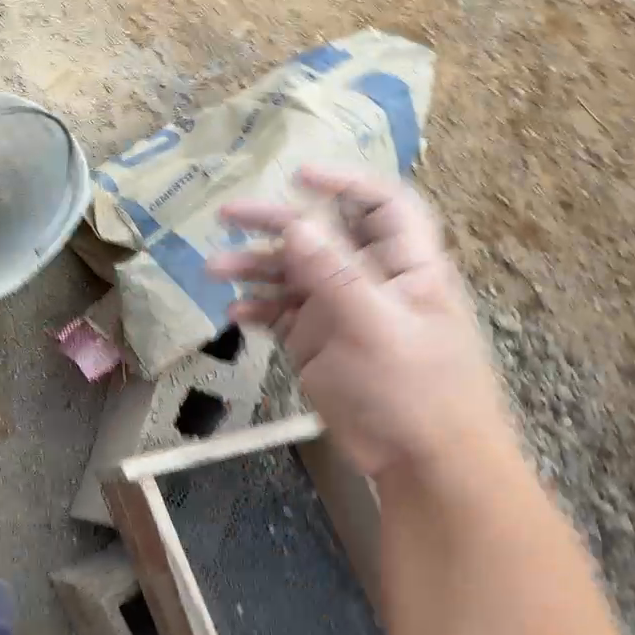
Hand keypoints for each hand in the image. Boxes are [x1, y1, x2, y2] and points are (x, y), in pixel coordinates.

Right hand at [208, 166, 512, 479]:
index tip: (297, 175)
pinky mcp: (315, 341)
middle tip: (225, 216)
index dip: (346, 184)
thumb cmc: (414, 391)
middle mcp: (371, 282)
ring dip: (254, 267)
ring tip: (212, 269)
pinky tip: (235, 314)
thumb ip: (335, 275)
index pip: (384, 206)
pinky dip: (255, 307)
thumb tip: (298, 226)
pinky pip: (278, 312)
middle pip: (322, 235)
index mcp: (407, 269)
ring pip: (292, 273)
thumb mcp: (375, 328)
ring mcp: (341, 312)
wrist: (422, 459)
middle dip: (276, 222)